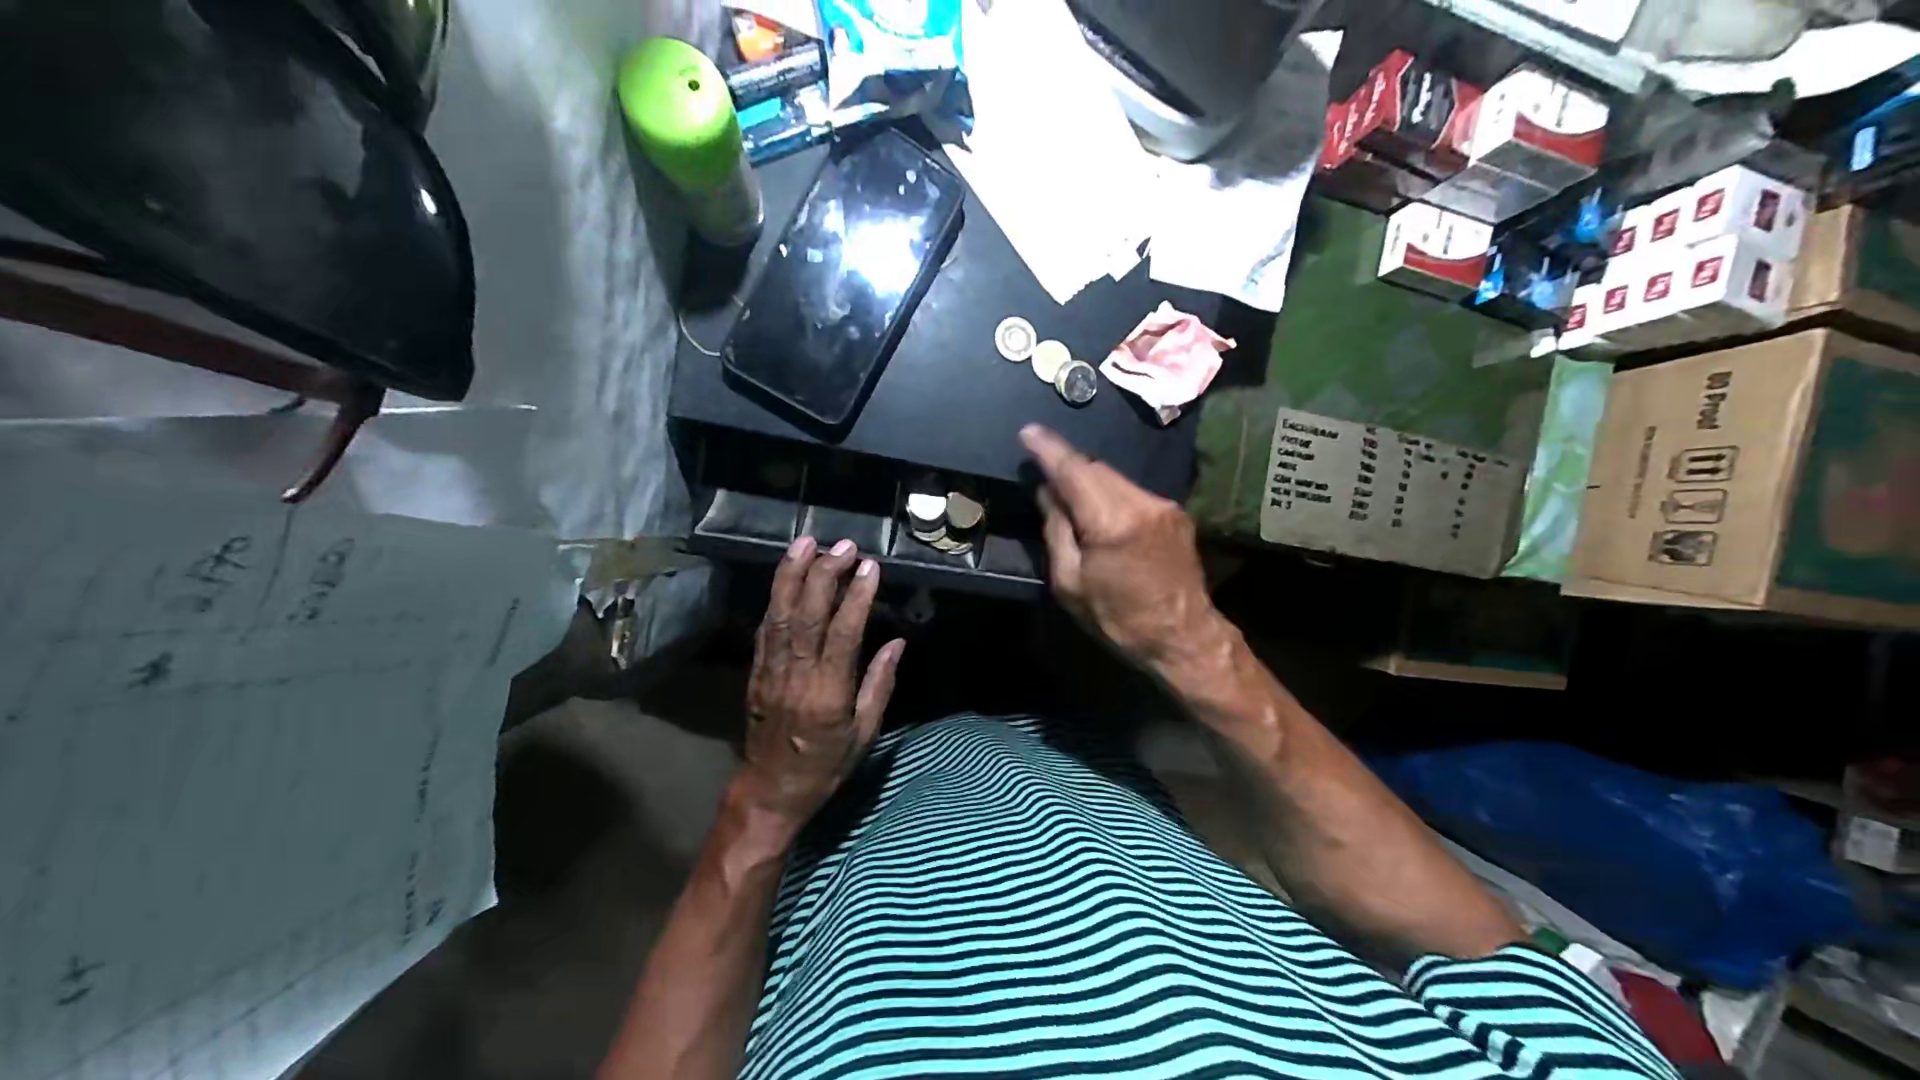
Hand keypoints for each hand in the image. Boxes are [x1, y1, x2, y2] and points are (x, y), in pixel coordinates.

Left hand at [733, 536, 904, 844]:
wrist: (771, 789)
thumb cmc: (825, 764)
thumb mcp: (864, 732)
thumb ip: (879, 684)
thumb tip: (896, 642)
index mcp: (828, 693)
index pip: (843, 634)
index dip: (857, 597)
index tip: (870, 567)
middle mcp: (796, 675)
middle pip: (808, 615)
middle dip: (824, 574)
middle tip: (843, 545)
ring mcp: (771, 671)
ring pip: (780, 614)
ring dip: (792, 574)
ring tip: (806, 543)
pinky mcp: (756, 671)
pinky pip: (766, 628)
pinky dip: (776, 598)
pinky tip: (787, 576)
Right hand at [1020, 424, 1221, 672]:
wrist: (1183, 638)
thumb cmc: (1118, 618)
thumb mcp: (1069, 583)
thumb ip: (1056, 530)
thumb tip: (1048, 491)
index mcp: (1111, 521)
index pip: (1073, 470)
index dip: (1048, 449)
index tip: (1028, 432)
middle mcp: (1141, 503)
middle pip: (1095, 468)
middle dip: (1067, 465)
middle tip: (1043, 471)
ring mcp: (1163, 505)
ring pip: (1115, 478)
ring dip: (1089, 480)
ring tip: (1070, 496)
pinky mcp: (1175, 514)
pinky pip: (1132, 491)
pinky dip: (1110, 493)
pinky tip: (1102, 512)